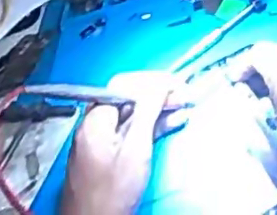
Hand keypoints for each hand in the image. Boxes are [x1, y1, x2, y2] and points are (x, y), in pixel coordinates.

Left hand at [60, 72, 174, 214]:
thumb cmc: (112, 194)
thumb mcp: (135, 150)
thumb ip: (147, 112)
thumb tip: (160, 84)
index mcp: (95, 119)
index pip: (126, 85)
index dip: (153, 82)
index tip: (176, 84)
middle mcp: (93, 125)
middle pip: (129, 100)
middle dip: (158, 97)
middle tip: (183, 95)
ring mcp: (99, 142)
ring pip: (132, 116)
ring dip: (158, 112)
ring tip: (183, 107)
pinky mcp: (106, 157)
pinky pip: (129, 132)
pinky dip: (148, 128)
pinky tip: (170, 122)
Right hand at [232, 44, 276, 193]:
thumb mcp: (274, 128)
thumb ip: (259, 96)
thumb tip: (248, 85)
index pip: (258, 55)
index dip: (242, 65)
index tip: (234, 80)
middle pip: (271, 49)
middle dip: (255, 62)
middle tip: (244, 81)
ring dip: (270, 65)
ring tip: (261, 86)